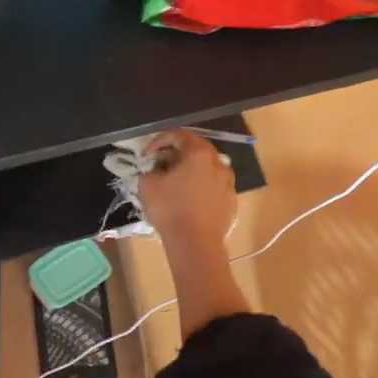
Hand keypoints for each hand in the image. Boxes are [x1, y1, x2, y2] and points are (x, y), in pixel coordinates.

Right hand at [139, 128, 236, 256]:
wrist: (196, 243)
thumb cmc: (170, 209)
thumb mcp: (147, 185)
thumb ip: (150, 170)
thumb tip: (157, 170)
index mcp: (198, 153)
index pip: (178, 134)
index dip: (158, 141)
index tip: (146, 156)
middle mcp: (218, 161)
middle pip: (195, 148)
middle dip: (176, 153)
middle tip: (160, 165)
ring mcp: (228, 181)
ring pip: (206, 167)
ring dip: (190, 170)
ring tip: (175, 183)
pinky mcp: (231, 199)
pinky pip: (213, 185)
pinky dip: (200, 186)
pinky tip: (189, 200)